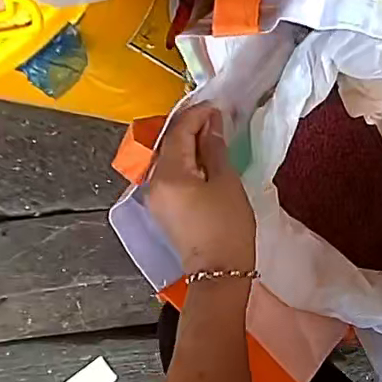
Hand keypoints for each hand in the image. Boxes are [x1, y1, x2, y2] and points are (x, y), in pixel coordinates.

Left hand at [146, 105, 255, 274]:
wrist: (219, 273)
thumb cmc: (228, 227)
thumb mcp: (226, 182)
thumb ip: (215, 149)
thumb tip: (211, 125)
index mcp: (168, 174)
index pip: (178, 133)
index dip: (197, 116)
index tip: (216, 108)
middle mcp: (153, 183)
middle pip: (168, 145)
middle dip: (189, 129)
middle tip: (214, 119)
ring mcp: (154, 197)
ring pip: (167, 160)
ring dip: (187, 145)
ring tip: (211, 138)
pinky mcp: (161, 209)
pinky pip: (169, 176)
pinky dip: (184, 163)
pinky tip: (202, 161)